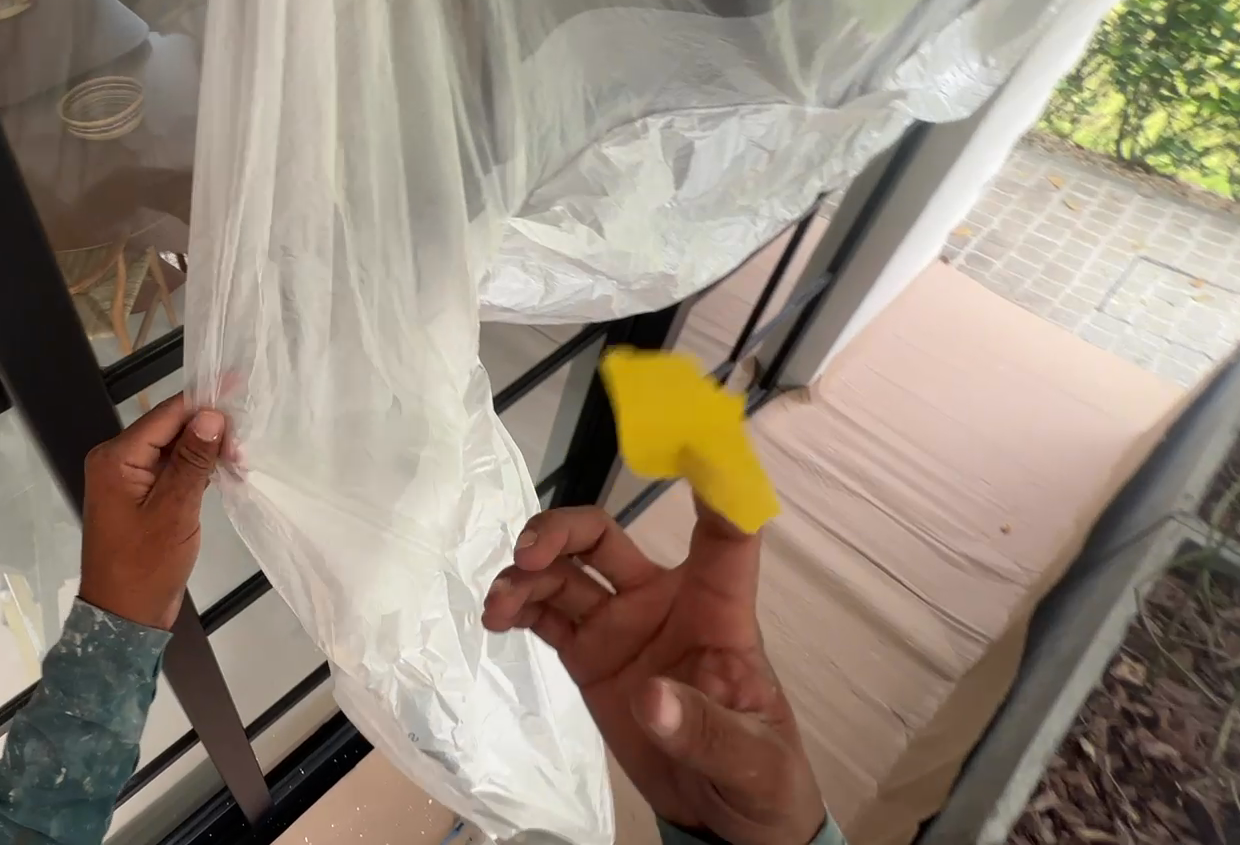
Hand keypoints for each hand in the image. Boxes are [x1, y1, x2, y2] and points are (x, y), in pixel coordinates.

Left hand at [78, 395, 224, 629]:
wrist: (124, 619)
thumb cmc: (145, 566)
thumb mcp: (174, 511)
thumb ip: (193, 461)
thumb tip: (212, 415)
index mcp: (116, 458)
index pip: (165, 416)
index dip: (203, 401)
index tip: (238, 386)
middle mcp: (118, 459)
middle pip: (170, 428)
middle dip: (209, 428)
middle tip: (245, 439)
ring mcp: (129, 478)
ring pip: (174, 448)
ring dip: (206, 448)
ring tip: (240, 454)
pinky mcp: (142, 494)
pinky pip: (172, 468)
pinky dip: (197, 467)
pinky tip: (224, 468)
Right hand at [482, 500, 824, 844]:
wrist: (715, 818)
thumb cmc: (760, 781)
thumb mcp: (756, 764)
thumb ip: (707, 729)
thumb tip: (650, 698)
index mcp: (713, 609)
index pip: (723, 538)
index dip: (713, 491)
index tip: (692, 447)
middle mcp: (656, 600)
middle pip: (600, 536)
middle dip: (560, 531)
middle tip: (528, 553)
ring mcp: (614, 622)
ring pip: (560, 571)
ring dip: (525, 574)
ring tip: (500, 605)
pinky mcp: (584, 651)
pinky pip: (541, 613)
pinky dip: (514, 606)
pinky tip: (496, 619)